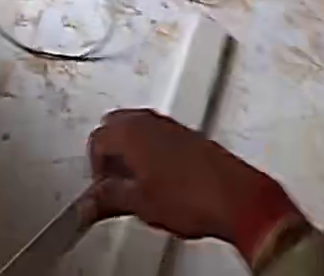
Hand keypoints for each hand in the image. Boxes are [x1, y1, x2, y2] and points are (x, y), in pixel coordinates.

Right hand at [78, 109, 297, 247]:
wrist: (235, 197)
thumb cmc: (192, 194)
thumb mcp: (140, 203)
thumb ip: (108, 199)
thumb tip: (88, 203)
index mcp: (129, 130)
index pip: (96, 140)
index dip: (94, 167)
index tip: (100, 188)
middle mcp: (146, 120)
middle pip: (112, 126)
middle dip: (108, 153)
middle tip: (112, 182)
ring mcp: (167, 124)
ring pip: (134, 127)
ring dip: (127, 150)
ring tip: (134, 182)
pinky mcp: (184, 133)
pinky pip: (154, 133)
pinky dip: (147, 149)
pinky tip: (157, 177)